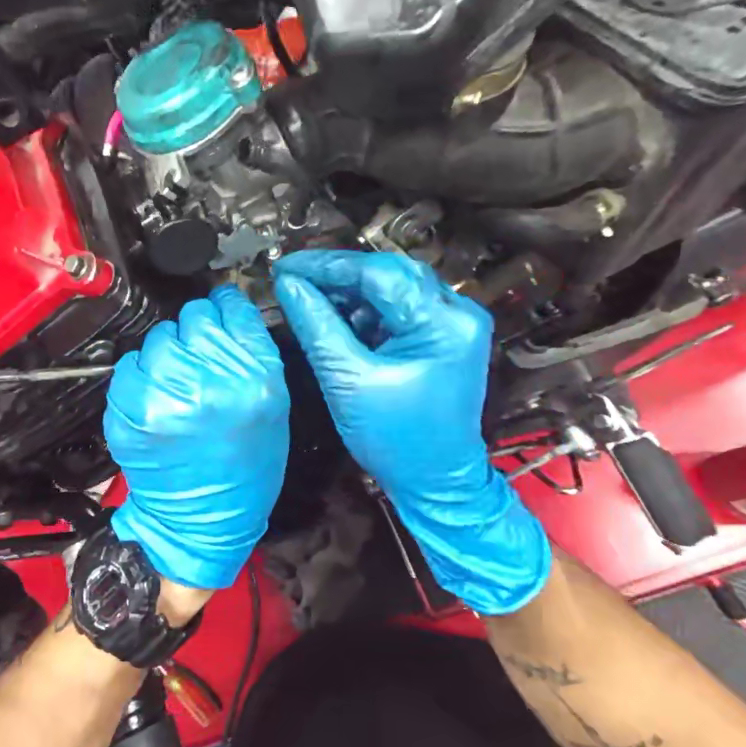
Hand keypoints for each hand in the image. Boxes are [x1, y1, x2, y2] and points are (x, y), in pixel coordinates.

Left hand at [104, 285, 289, 590]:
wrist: (208, 521)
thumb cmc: (248, 464)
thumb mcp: (273, 405)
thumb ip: (252, 354)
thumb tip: (227, 312)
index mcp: (257, 377)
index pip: (233, 309)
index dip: (225, 307)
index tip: (220, 312)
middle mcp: (214, 380)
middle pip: (194, 316)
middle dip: (195, 331)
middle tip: (198, 355)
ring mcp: (169, 395)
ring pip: (159, 338)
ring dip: (166, 351)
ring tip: (176, 380)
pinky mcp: (133, 412)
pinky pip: (129, 366)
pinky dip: (140, 375)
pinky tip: (155, 396)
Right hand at [274, 251, 550, 613]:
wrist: (438, 480)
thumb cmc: (395, 440)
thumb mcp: (348, 381)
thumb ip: (317, 326)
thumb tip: (288, 284)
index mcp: (443, 324)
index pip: (379, 274)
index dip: (328, 266)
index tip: (286, 266)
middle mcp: (459, 312)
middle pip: (390, 273)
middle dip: (340, 276)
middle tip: (295, 279)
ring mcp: (457, 321)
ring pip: (396, 286)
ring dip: (353, 291)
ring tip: (312, 299)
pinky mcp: (448, 332)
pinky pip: (404, 305)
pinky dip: (371, 309)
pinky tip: (340, 316)